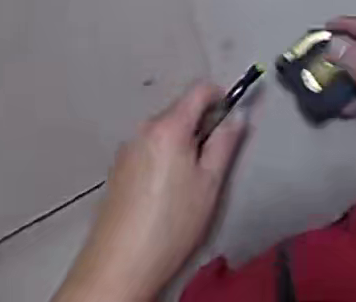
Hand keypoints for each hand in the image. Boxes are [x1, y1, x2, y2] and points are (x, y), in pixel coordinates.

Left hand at [53, 83, 247, 301]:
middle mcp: (145, 127)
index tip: (229, 120)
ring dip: (182, 142)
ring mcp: (127, 146)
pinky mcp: (117, 167)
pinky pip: (148, 147)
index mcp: (169, 126)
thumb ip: (226, 142)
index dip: (220, 97)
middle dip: (201, 125)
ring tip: (186, 183)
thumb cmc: (171, 224)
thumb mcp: (209, 184)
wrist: (117, 267)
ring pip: (165, 130)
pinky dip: (162, 155)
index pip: (199, 89)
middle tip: (210, 161)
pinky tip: (163, 192)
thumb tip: (238, 114)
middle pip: (181, 109)